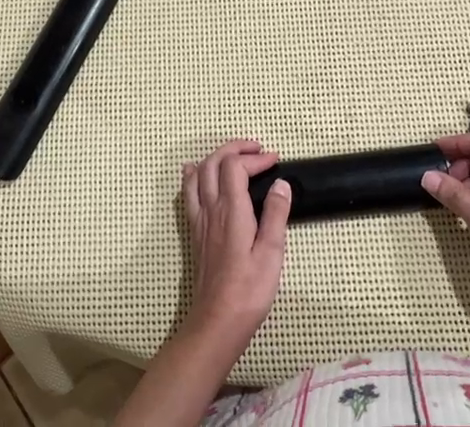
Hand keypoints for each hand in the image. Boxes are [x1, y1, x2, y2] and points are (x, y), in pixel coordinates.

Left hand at [180, 140, 292, 343]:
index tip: (275, 161)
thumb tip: (281, 184)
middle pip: (214, 162)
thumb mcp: (272, 253)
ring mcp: (200, 220)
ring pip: (198, 174)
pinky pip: (189, 193)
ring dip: (215, 157)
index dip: (255, 157)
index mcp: (232, 211)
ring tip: (234, 156)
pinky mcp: (195, 233)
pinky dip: (194, 175)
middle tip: (257, 150)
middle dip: (235, 148)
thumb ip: (276, 214)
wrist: (216, 322)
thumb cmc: (249, 290)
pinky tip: (195, 172)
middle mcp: (211, 209)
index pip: (235, 166)